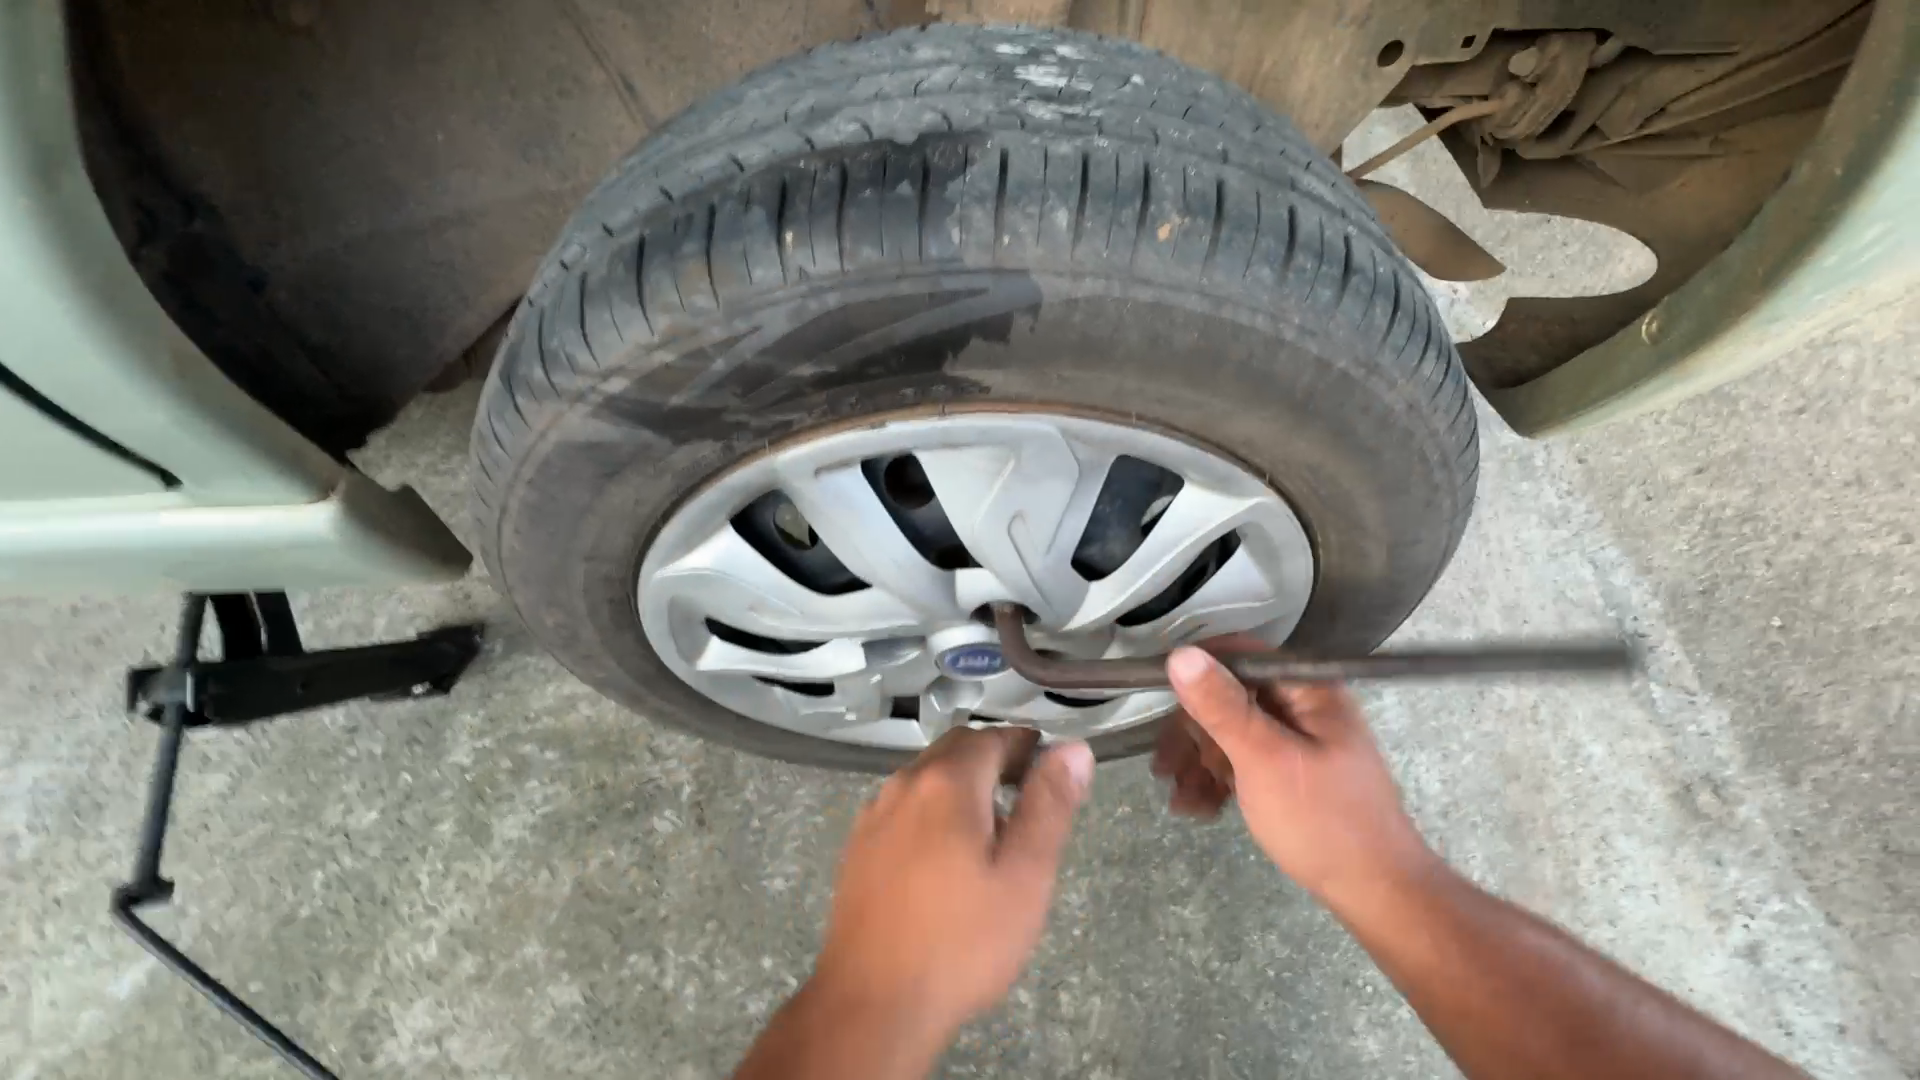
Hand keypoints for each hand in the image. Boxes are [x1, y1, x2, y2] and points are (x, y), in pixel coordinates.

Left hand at [809, 728, 1093, 1043]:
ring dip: (962, 786)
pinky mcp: (858, 847)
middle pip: (957, 750)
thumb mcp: (1025, 876)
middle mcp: (904, 784)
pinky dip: (932, 812)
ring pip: (926, 778)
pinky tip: (945, 861)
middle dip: (995, 761)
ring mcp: (873, 814)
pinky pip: (904, 808)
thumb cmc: (961, 941)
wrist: (871, 1004)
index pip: (994, 737)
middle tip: (1027, 801)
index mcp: (946, 782)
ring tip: (992, 836)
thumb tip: (1073, 749)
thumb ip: (1049, 805)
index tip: (1051, 772)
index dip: (1027, 747)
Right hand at [1153, 641, 1436, 910]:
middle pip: (1229, 697)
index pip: (1241, 655)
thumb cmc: (1323, 821)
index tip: (1162, 700)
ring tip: (1179, 799)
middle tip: (1166, 768)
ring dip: (1198, 762)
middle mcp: (1303, 706)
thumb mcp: (1264, 759)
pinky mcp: (1290, 772)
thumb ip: (1221, 706)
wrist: (1376, 895)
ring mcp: (1297, 740)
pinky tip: (1197, 807)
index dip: (1197, 671)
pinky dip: (1217, 780)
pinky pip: (1243, 761)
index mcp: (1307, 689)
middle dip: (1193, 733)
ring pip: (1230, 732)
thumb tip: (1180, 653)